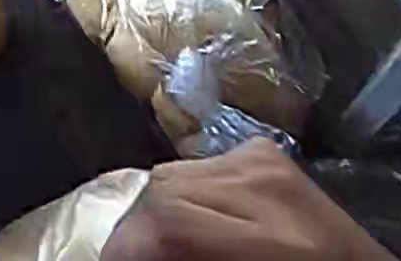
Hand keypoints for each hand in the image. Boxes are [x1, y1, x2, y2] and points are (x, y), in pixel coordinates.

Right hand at [100, 140, 394, 260]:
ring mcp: (265, 157)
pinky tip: (188, 222)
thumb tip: (134, 251)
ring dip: (154, 210)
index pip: (172, 222)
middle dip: (134, 230)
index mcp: (278, 242)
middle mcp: (266, 182)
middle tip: (122, 257)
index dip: (127, 244)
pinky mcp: (264, 150)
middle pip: (164, 189)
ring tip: (152, 243)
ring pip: (173, 171)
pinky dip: (181, 194)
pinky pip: (197, 165)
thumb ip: (189, 257)